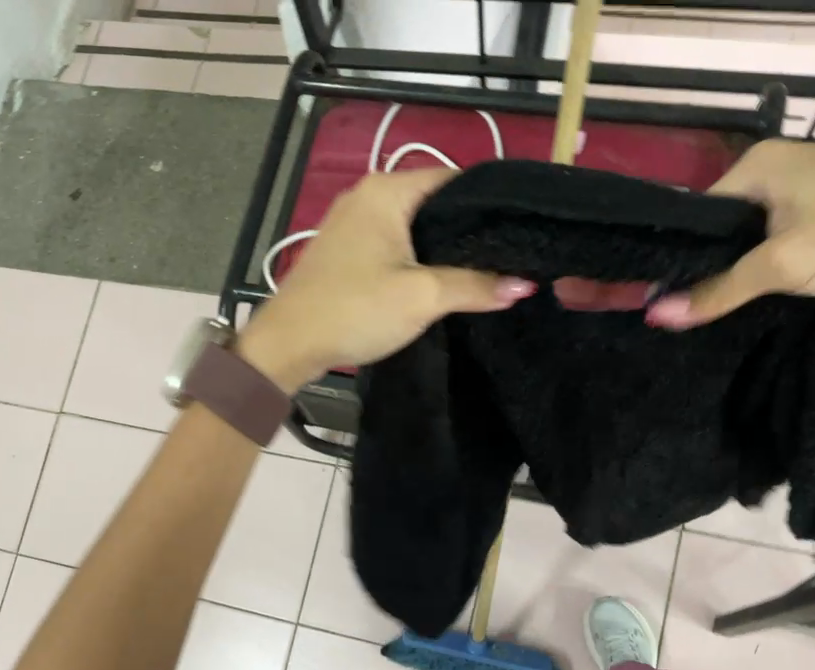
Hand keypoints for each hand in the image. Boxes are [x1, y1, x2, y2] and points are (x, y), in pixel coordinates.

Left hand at [238, 169, 535, 388]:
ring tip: (484, 269)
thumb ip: (475, 286)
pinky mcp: (344, 251)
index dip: (491, 203)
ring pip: (413, 226)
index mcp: (387, 189)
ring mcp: (352, 222)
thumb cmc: (355, 310)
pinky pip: (393, 244)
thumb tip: (525, 284)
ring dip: (443, 247)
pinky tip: (439, 280)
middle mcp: (367, 194)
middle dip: (469, 228)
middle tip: (509, 254)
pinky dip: (417, 257)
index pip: (455, 179)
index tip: (520, 228)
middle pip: (434, 202)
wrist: (289, 344)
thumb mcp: (422, 298)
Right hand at [639, 140, 814, 328]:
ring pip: (746, 242)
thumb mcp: (784, 265)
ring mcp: (801, 193)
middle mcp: (774, 170)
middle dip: (703, 269)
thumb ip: (718, 290)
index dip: (674, 258)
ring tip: (707, 312)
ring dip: (733, 275)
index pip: (693, 215)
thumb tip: (654, 314)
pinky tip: (750, 300)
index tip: (655, 300)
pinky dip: (762, 273)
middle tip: (679, 313)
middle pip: (717, 230)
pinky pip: (773, 247)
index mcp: (757, 164)